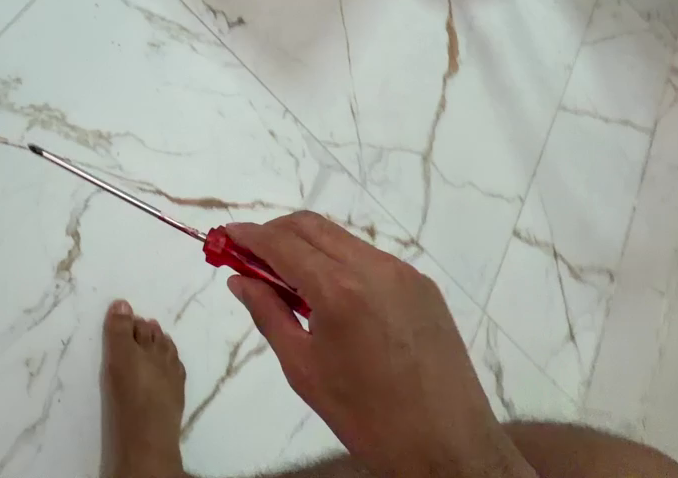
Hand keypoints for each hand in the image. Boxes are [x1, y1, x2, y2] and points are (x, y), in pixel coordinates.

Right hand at [224, 212, 533, 477]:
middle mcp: (372, 267)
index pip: (280, 243)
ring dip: (307, 245)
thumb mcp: (303, 368)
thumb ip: (268, 313)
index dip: (248, 235)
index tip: (226, 235)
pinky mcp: (422, 286)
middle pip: (309, 225)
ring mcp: (402, 273)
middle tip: (252, 256)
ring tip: (291, 280)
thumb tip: (239, 279)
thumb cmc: (366, 417)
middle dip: (275, 232)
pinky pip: (368, 257)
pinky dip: (339, 261)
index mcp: (338, 289)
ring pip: (339, 237)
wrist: (451, 451)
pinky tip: (333, 296)